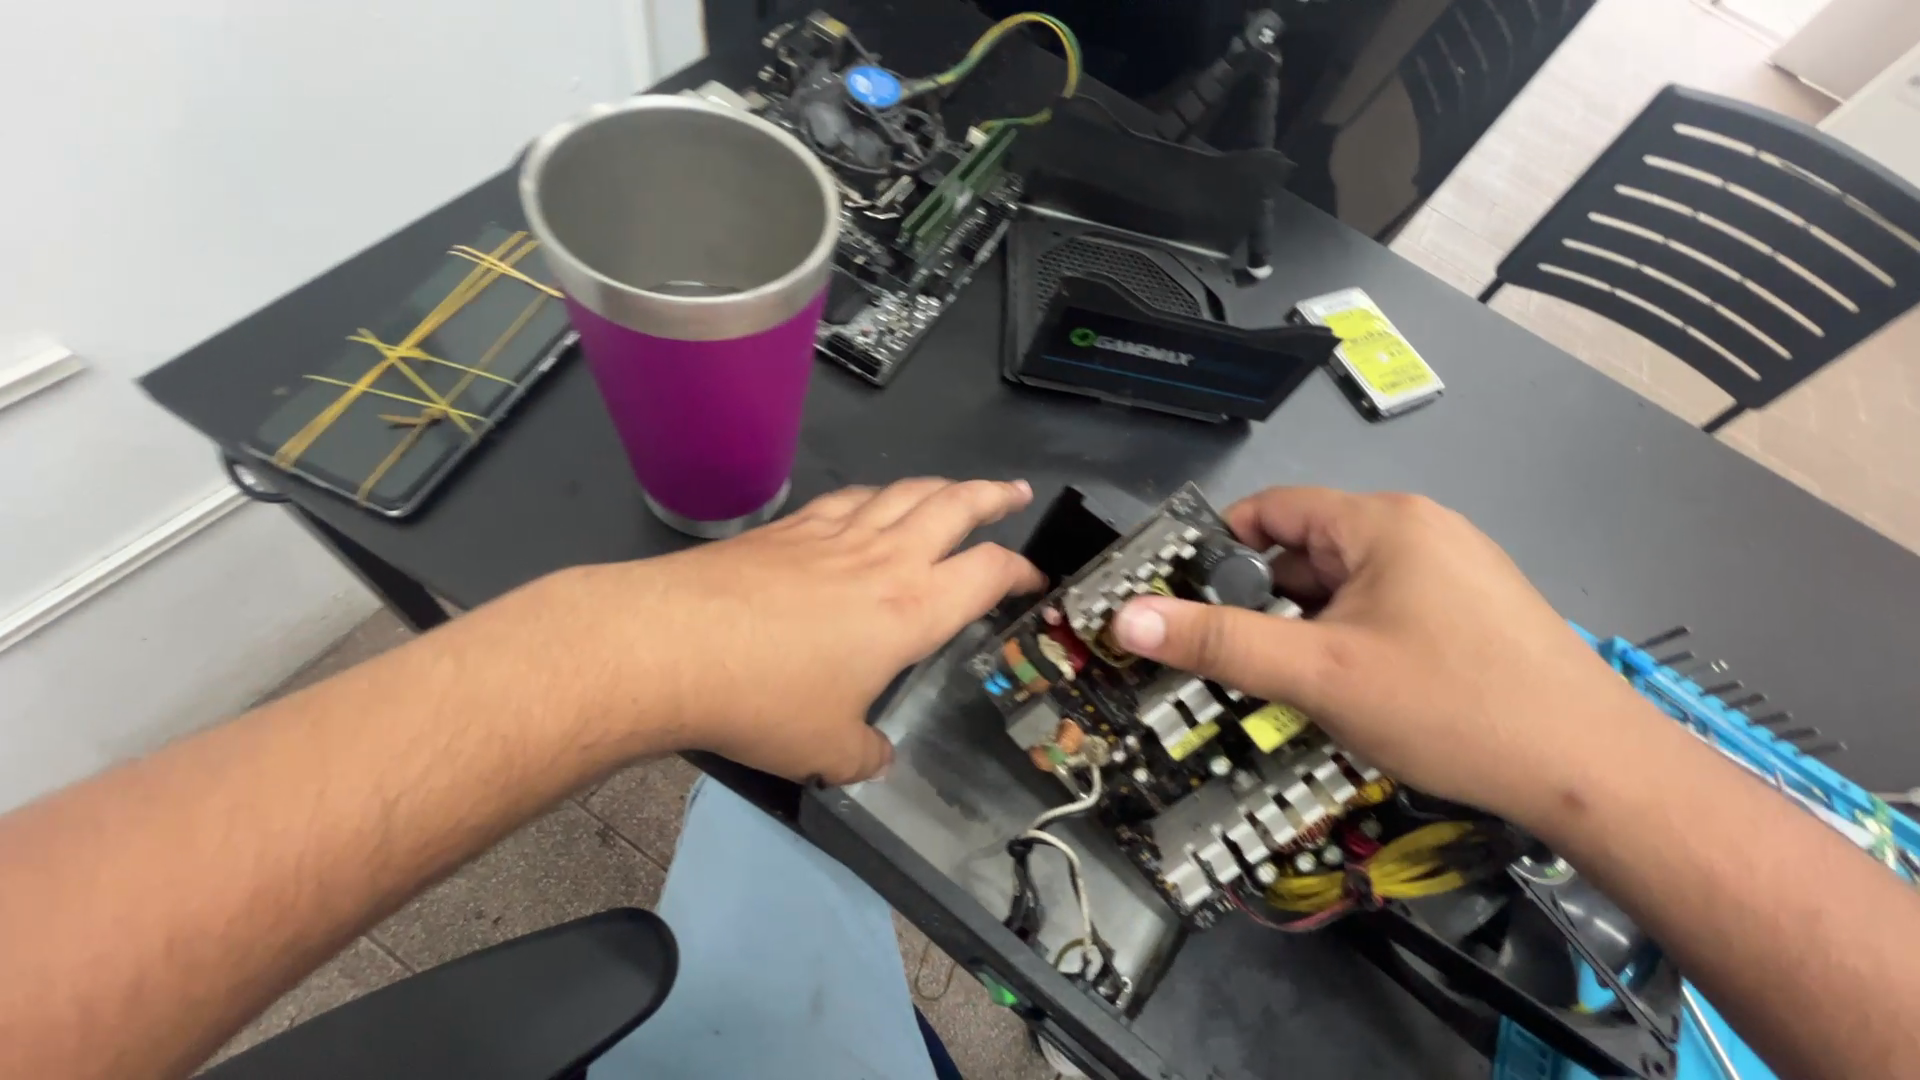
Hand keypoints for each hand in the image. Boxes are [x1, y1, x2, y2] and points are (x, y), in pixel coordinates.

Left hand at [568, 479, 1043, 785]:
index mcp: (912, 609)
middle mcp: (885, 559)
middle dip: (994, 497)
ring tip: (955, 492)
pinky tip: (872, 504)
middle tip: (1015, 494)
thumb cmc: (763, 700)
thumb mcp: (826, 750)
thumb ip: (864, 756)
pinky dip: (876, 496)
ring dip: (940, 487)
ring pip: (905, 491)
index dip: (1021, 572)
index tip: (1032, 580)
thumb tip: (875, 760)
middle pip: (956, 506)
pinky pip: (851, 498)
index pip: (987, 574)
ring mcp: (835, 535)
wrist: (669, 646)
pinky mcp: (790, 527)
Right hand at [1109, 487, 1658, 822]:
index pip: (1270, 509)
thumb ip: (1218, 642)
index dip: (1217, 548)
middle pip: (1304, 551)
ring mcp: (1450, 570)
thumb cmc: (1449, 705)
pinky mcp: (1470, 610)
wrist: (1597, 775)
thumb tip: (1127, 618)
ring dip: (1304, 626)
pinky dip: (1347, 638)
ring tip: (1289, 681)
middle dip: (1261, 600)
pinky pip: (1381, 608)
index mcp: (1380, 521)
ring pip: (1342, 586)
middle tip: (1233, 656)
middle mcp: (1417, 530)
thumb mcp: (1318, 673)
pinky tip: (1348, 688)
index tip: (1183, 598)